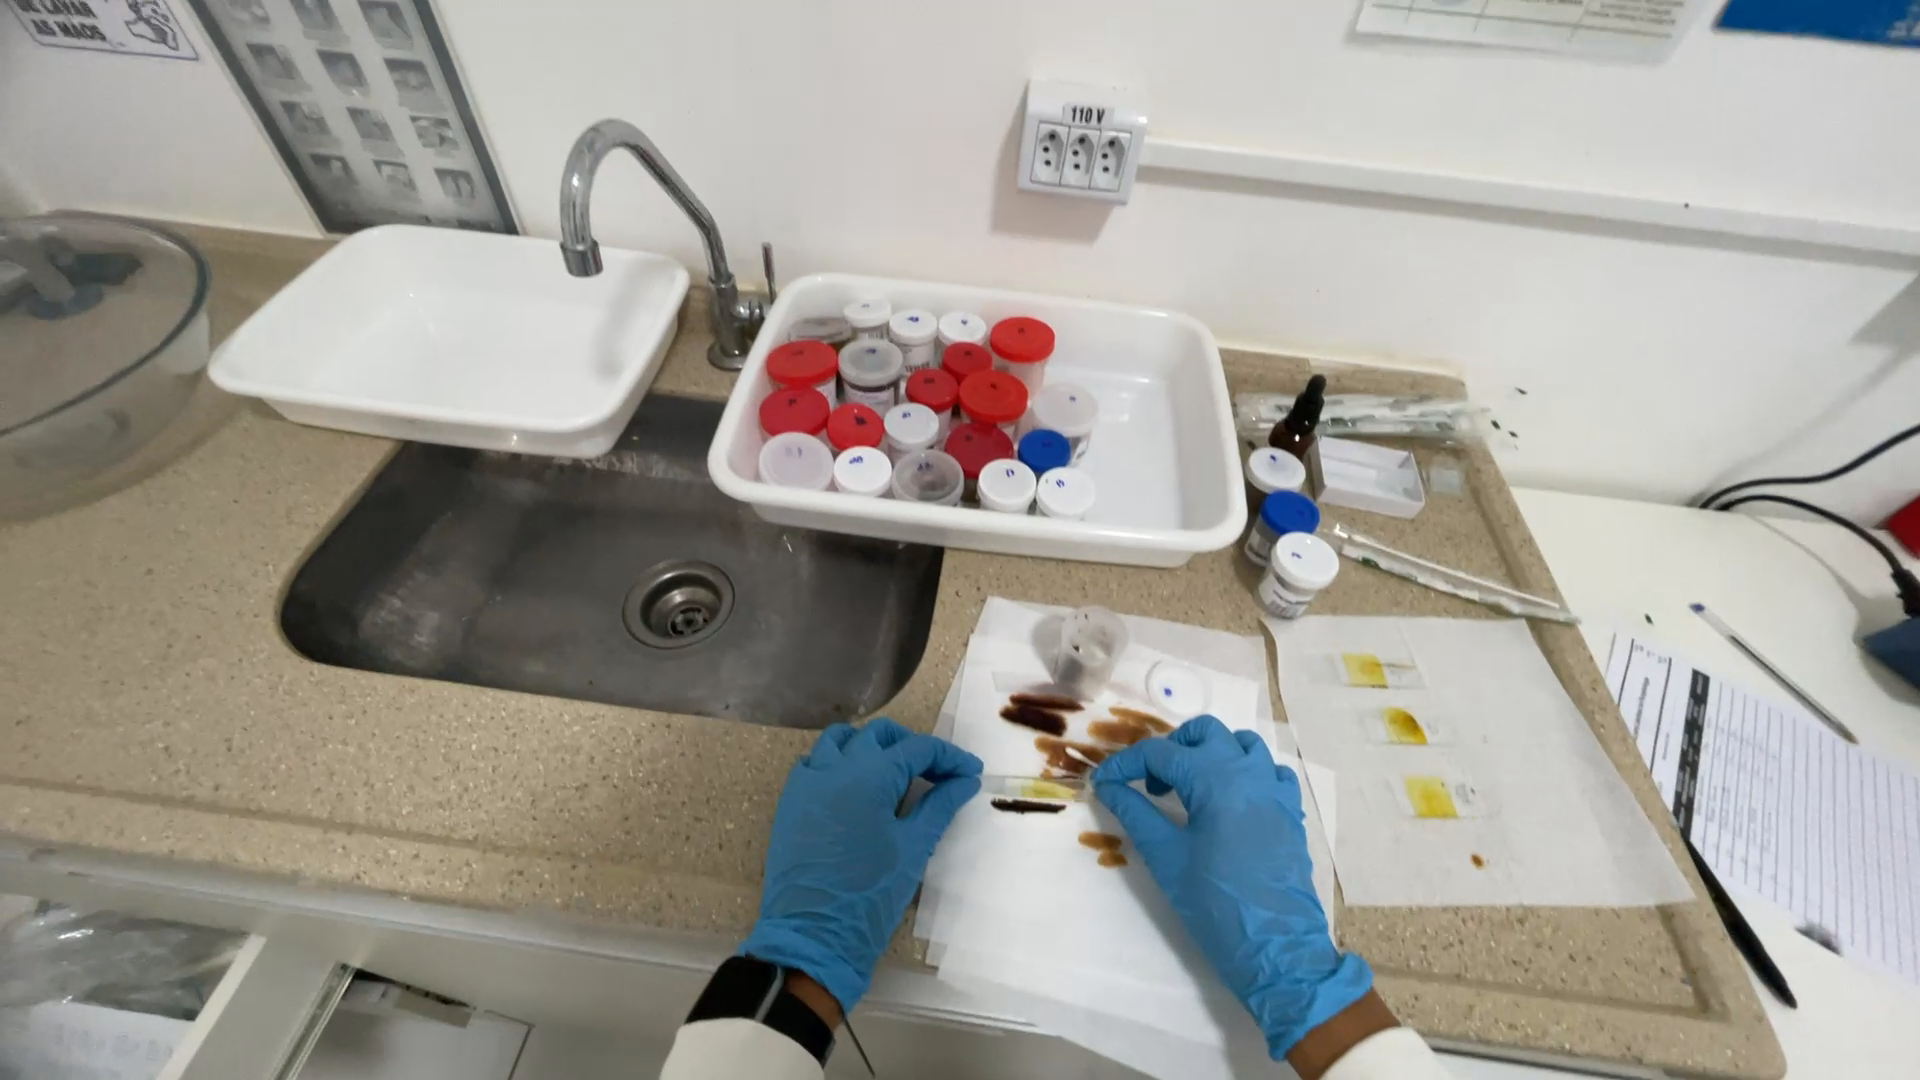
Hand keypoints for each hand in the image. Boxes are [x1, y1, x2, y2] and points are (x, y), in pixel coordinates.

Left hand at [740, 719, 982, 1013]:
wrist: (812, 940)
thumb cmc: (869, 897)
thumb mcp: (913, 849)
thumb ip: (940, 806)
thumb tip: (966, 780)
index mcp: (870, 776)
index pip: (917, 749)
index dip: (949, 757)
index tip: (971, 772)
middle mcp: (836, 767)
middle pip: (880, 735)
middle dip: (912, 746)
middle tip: (935, 773)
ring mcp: (809, 781)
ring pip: (841, 739)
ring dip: (871, 746)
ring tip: (891, 773)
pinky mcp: (791, 800)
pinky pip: (815, 762)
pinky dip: (838, 762)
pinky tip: (853, 787)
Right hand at [1092, 715, 1373, 1058]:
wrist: (1278, 953)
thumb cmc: (1215, 905)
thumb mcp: (1165, 857)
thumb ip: (1134, 812)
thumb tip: (1106, 786)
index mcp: (1216, 780)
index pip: (1160, 753)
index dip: (1125, 764)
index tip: (1104, 782)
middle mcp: (1248, 772)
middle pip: (1204, 733)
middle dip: (1171, 748)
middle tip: (1152, 784)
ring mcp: (1275, 789)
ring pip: (1241, 743)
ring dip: (1210, 754)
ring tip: (1190, 787)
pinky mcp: (1290, 811)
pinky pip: (1269, 770)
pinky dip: (1245, 772)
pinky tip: (1229, 801)